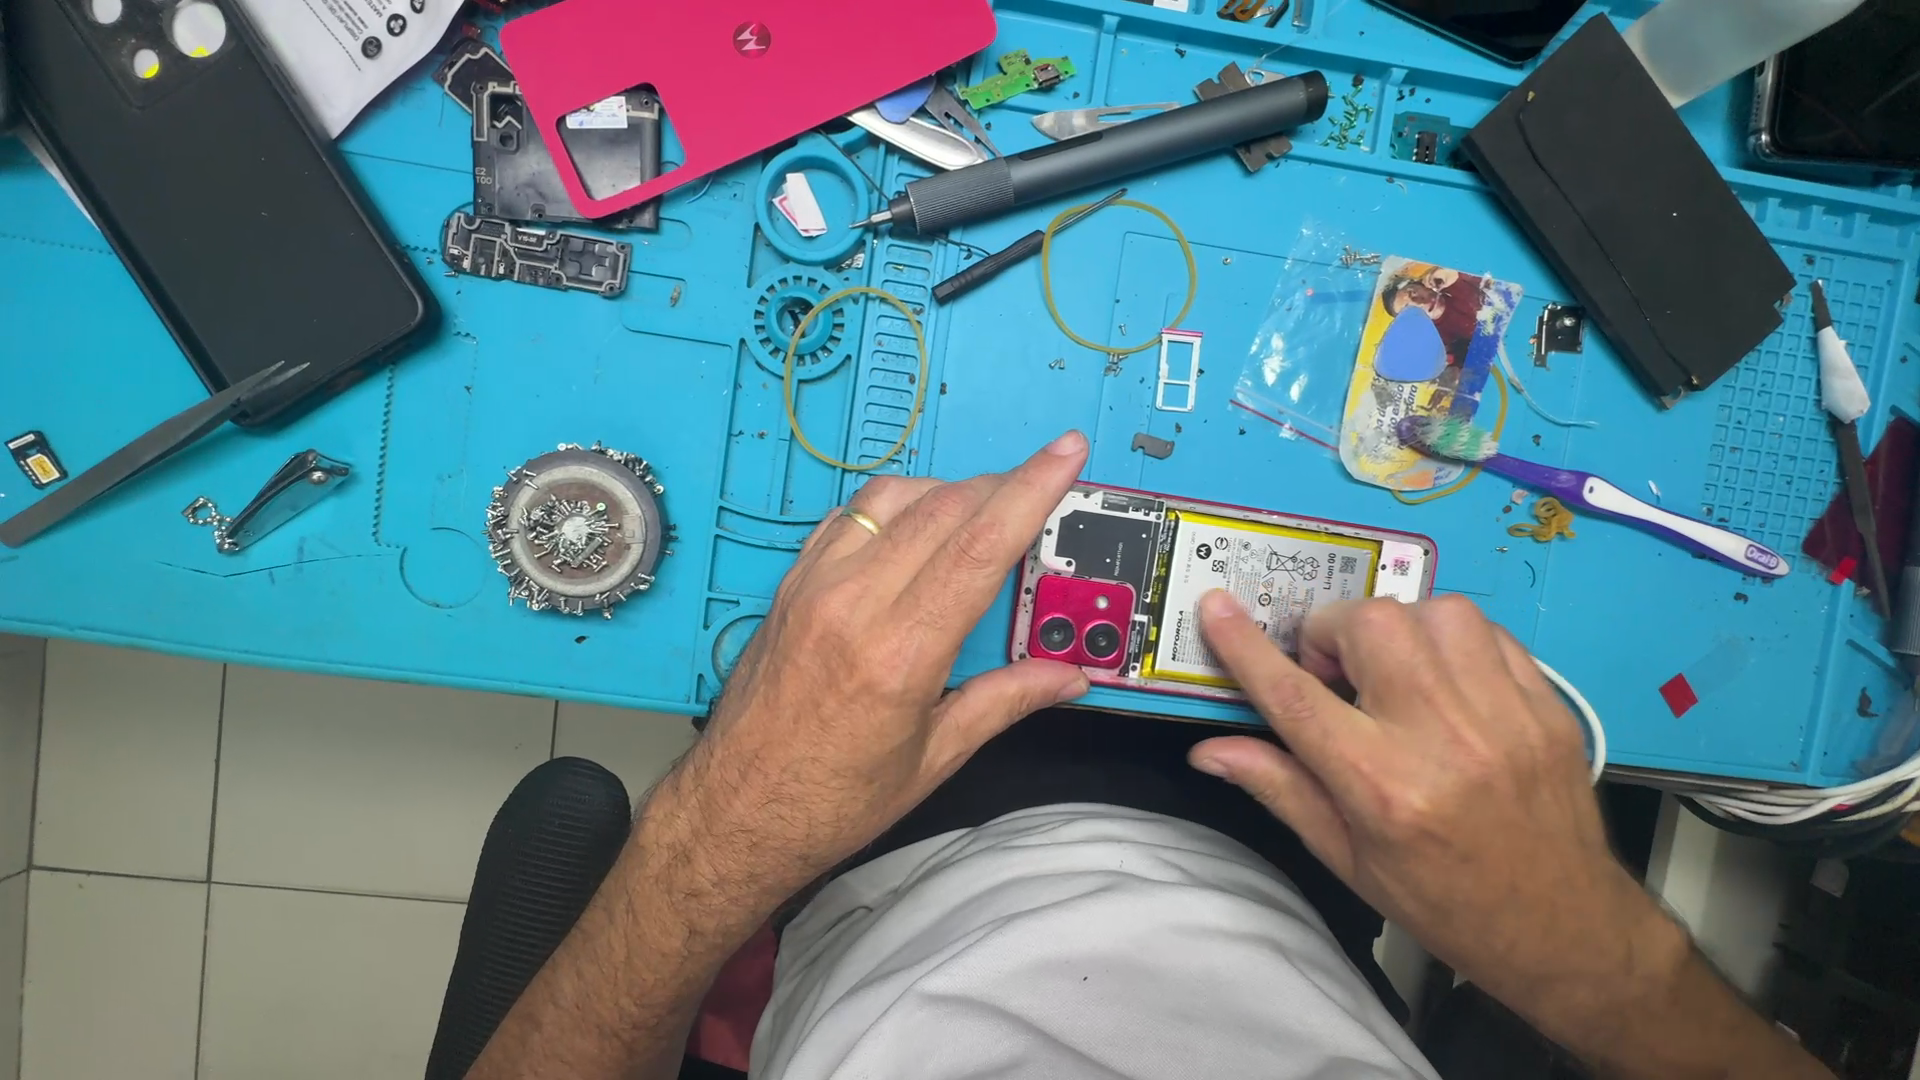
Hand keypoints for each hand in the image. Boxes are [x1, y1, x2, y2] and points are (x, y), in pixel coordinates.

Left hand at [680, 432, 1091, 891]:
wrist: (735, 810)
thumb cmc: (832, 798)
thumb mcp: (934, 757)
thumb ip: (1006, 701)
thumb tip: (1067, 676)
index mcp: (900, 653)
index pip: (980, 547)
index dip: (1031, 490)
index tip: (1066, 453)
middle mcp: (854, 603)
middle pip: (944, 508)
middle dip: (1003, 484)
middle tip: (1040, 490)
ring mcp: (816, 584)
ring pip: (894, 495)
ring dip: (950, 490)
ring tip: (983, 511)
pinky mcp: (792, 582)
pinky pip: (849, 513)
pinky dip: (895, 503)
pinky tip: (916, 524)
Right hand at [1187, 592, 1663, 1023]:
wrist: (1568, 931)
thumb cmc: (1438, 897)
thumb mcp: (1342, 855)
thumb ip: (1276, 786)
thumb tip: (1206, 751)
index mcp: (1379, 785)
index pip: (1294, 696)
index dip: (1246, 645)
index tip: (1215, 606)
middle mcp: (1441, 739)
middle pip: (1371, 627)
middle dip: (1333, 632)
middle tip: (1334, 671)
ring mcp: (1503, 716)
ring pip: (1432, 613)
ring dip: (1393, 627)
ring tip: (1388, 667)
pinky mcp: (1545, 705)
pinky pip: (1484, 630)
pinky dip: (1446, 636)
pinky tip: (1438, 673)